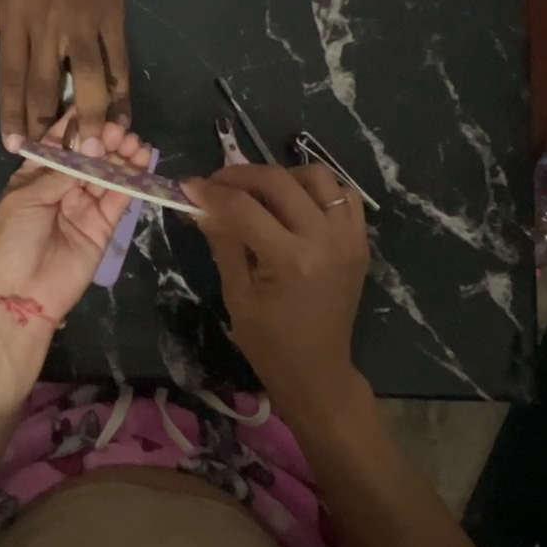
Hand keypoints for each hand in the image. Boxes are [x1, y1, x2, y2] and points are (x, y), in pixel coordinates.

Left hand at [0, 0, 135, 155]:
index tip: (12, 144)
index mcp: (17, 18)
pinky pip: (118, 64)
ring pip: (88, 82)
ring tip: (91, 151)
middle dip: (47, 127)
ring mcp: (85, 26)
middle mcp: (49, 28)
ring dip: (89, 119)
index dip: (11, 115)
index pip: (11, 77)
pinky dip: (121, 93)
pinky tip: (121, 117)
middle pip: (46, 87)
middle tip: (51, 161)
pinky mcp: (114, 21)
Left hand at [0, 112, 153, 328]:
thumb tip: (87, 147)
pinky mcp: (102, 224)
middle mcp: (61, 186)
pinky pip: (119, 197)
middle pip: (87, 156)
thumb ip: (59, 172)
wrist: (21, 293)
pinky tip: (142, 161)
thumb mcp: (26, 198)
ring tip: (135, 141)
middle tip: (119, 128)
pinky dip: (132, 179)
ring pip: (106, 173)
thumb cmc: (11, 239)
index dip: (75, 127)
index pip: (58, 144)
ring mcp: (83, 204)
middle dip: (103, 140)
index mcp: (35, 176)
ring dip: (121, 156)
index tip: (92, 106)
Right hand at [184, 165, 371, 411]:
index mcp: (290, 260)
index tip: (187, 186)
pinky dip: (316, 190)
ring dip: (281, 176)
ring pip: (316, 177)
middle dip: (240, 175)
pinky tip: (293, 203)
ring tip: (258, 191)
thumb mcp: (236, 293)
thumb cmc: (269, 342)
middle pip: (278, 181)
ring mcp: (348, 238)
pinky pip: (342, 195)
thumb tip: (200, 203)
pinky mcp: (359, 241)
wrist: (317, 371)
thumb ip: (223, 241)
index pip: (243, 207)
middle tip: (216, 182)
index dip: (211, 192)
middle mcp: (324, 240)